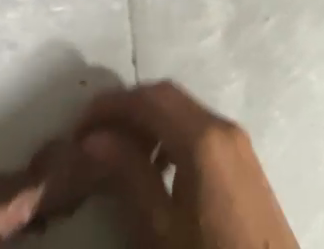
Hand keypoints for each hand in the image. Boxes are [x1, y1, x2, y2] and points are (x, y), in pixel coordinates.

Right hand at [79, 82, 298, 248]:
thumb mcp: (161, 227)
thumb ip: (128, 174)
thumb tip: (93, 138)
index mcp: (202, 138)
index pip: (146, 99)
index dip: (108, 106)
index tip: (78, 128)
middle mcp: (222, 126)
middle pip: (165, 96)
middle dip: (126, 107)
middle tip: (93, 134)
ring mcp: (238, 143)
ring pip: (183, 110)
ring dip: (148, 119)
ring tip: (118, 151)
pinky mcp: (244, 162)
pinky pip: (199, 128)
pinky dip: (170, 133)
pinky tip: (156, 167)